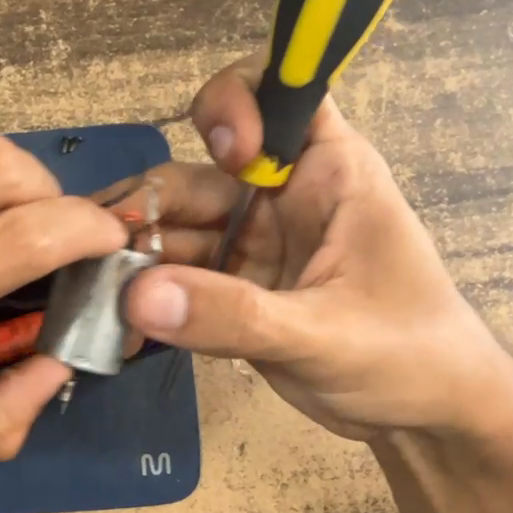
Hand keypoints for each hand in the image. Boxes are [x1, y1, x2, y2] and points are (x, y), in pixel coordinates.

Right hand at [108, 56, 512, 441]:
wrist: (420, 418)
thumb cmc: (408, 355)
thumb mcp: (325, 334)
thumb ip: (234, 316)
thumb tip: (136, 296)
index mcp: (326, 175)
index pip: (278, 93)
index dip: (239, 105)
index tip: (229, 159)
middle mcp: (277, 198)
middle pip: (195, 175)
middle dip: (147, 206)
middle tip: (99, 253)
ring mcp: (246, 246)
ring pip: (172, 230)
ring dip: (131, 258)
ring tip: (92, 293)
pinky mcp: (226, 290)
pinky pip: (170, 281)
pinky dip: (141, 298)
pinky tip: (114, 323)